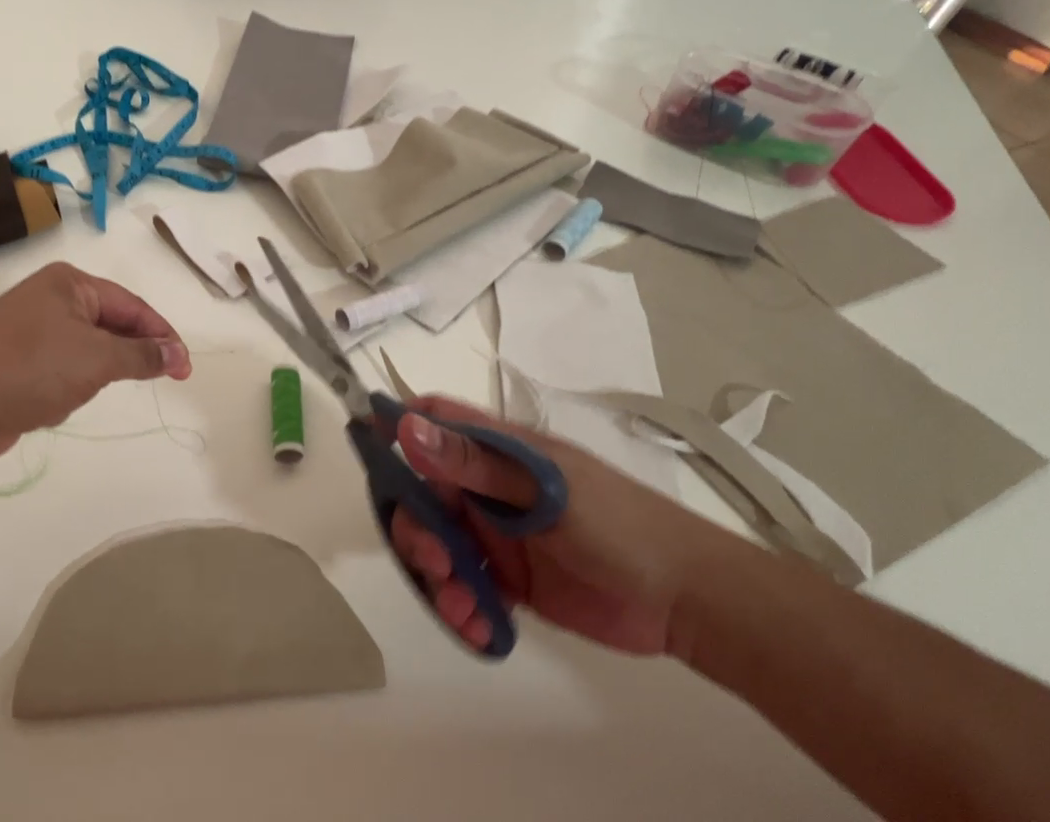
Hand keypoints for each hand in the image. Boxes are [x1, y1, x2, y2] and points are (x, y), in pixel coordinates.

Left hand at [0, 263, 190, 461]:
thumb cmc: (33, 369)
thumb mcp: (98, 359)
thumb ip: (142, 355)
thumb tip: (176, 353)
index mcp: (68, 283)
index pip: (131, 305)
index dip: (163, 336)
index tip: (185, 369)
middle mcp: (45, 297)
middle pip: (108, 323)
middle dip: (128, 354)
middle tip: (158, 381)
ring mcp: (25, 328)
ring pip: (82, 349)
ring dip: (93, 373)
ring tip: (85, 393)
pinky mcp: (10, 359)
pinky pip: (55, 368)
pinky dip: (66, 385)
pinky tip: (54, 403)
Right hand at [390, 396, 739, 656]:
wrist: (688, 600)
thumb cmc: (620, 526)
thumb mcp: (546, 489)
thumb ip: (475, 463)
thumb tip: (406, 426)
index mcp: (500, 452)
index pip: (434, 423)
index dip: (395, 427)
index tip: (361, 445)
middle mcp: (488, 489)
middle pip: (421, 496)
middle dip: (415, 530)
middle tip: (435, 563)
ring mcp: (496, 535)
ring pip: (436, 547)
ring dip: (437, 578)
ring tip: (462, 606)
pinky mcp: (506, 580)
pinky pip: (461, 588)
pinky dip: (459, 607)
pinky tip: (478, 626)